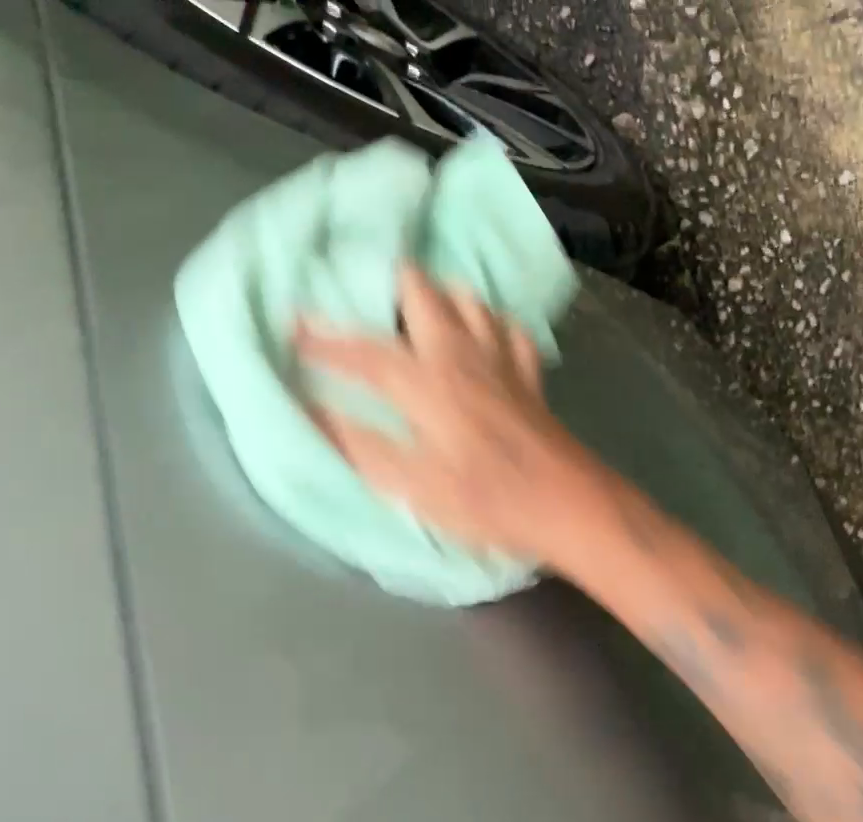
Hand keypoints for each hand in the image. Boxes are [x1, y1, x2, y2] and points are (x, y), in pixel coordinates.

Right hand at [296, 264, 595, 561]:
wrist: (571, 504)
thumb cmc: (490, 501)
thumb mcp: (414, 485)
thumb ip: (359, 445)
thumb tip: (309, 410)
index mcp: (428, 384)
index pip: (365, 352)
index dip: (325, 340)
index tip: (292, 327)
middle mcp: (465, 360)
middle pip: (427, 300)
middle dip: (395, 283)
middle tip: (369, 275)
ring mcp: (505, 366)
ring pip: (474, 305)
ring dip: (446, 293)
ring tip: (424, 292)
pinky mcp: (533, 382)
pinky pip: (513, 334)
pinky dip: (496, 322)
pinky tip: (491, 328)